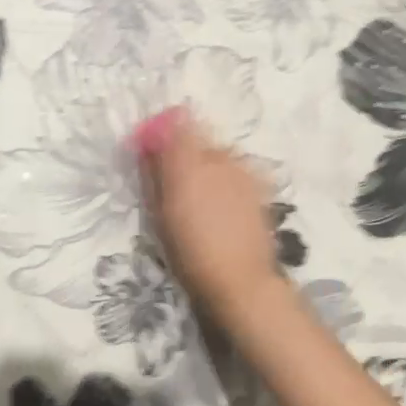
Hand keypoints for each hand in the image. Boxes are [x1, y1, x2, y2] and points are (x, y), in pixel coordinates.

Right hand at [134, 108, 294, 335]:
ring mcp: (243, 170)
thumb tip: (146, 147)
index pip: (175, 125)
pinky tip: (223, 206)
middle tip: (175, 185)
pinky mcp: (260, 185)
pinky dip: (225, 179)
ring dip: (206, 166)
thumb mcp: (159, 215)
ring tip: (201, 199)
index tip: (152, 150)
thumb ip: (153, 175)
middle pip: (197, 139)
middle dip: (184, 153)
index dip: (162, 132)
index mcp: (187, 165)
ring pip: (218, 154)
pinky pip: (236, 170)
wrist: (241, 281)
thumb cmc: (189, 253)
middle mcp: (218, 158)